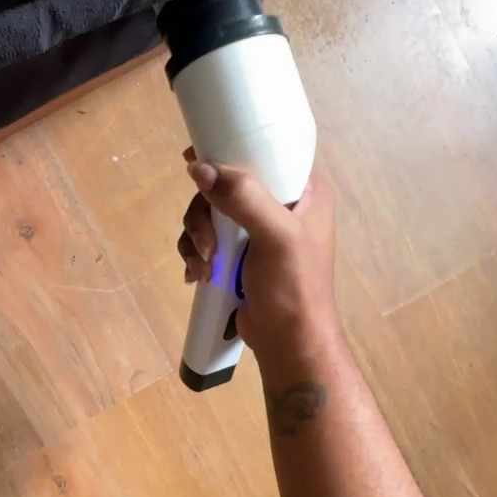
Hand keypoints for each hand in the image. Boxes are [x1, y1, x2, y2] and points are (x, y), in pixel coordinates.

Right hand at [176, 148, 339, 363]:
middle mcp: (279, 206)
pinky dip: (196, 256)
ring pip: (208, 216)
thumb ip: (243, 198)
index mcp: (302, 191)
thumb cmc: (293, 287)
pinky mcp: (238, 256)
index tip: (194, 160)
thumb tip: (199, 168)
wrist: (288, 342)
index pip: (260, 155)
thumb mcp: (275, 236)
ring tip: (205, 268)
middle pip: (224, 187)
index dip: (226, 153)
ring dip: (197, 240)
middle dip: (205, 216)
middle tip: (208, 244)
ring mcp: (256, 233)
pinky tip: (197, 276)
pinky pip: (205, 241)